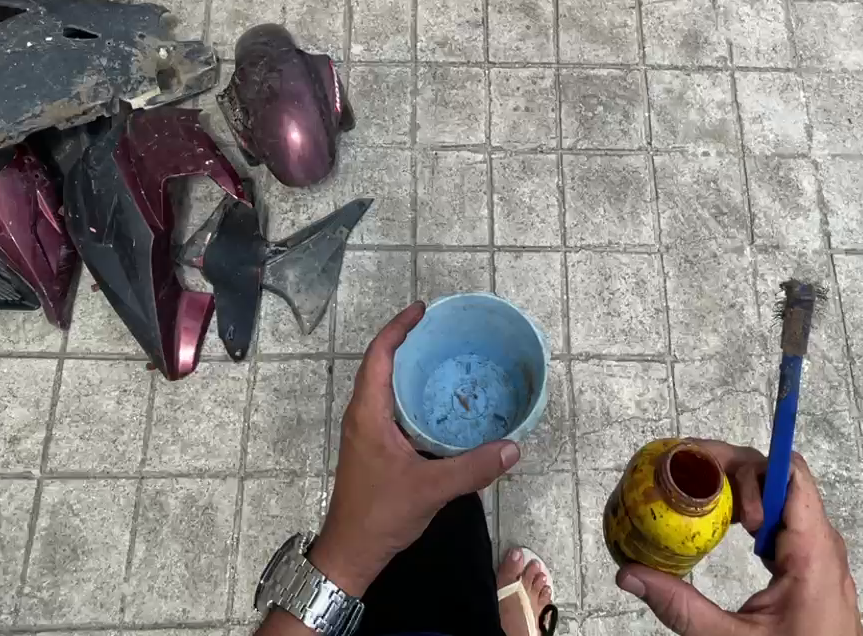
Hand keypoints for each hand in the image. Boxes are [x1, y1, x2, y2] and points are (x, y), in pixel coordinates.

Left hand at [309, 302, 520, 595]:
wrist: (350, 552)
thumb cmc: (380, 514)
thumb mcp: (431, 489)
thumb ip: (472, 468)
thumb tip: (512, 447)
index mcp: (368, 411)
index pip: (379, 354)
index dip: (398, 327)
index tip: (422, 309)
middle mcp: (362, 413)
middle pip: (379, 362)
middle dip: (405, 339)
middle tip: (437, 327)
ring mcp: (364, 429)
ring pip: (382, 383)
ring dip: (405, 364)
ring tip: (438, 354)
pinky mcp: (370, 444)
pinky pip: (388, 402)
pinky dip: (407, 389)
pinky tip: (433, 400)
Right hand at [617, 454, 862, 635]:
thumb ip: (683, 608)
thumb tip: (628, 574)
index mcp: (813, 554)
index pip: (791, 475)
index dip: (750, 465)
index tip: (713, 481)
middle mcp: (822, 545)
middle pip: (780, 479)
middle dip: (733, 471)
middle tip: (691, 482)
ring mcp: (819, 555)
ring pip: (781, 497)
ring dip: (741, 490)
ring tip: (704, 500)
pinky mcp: (812, 567)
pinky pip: (784, 521)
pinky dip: (752, 512)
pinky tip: (729, 527)